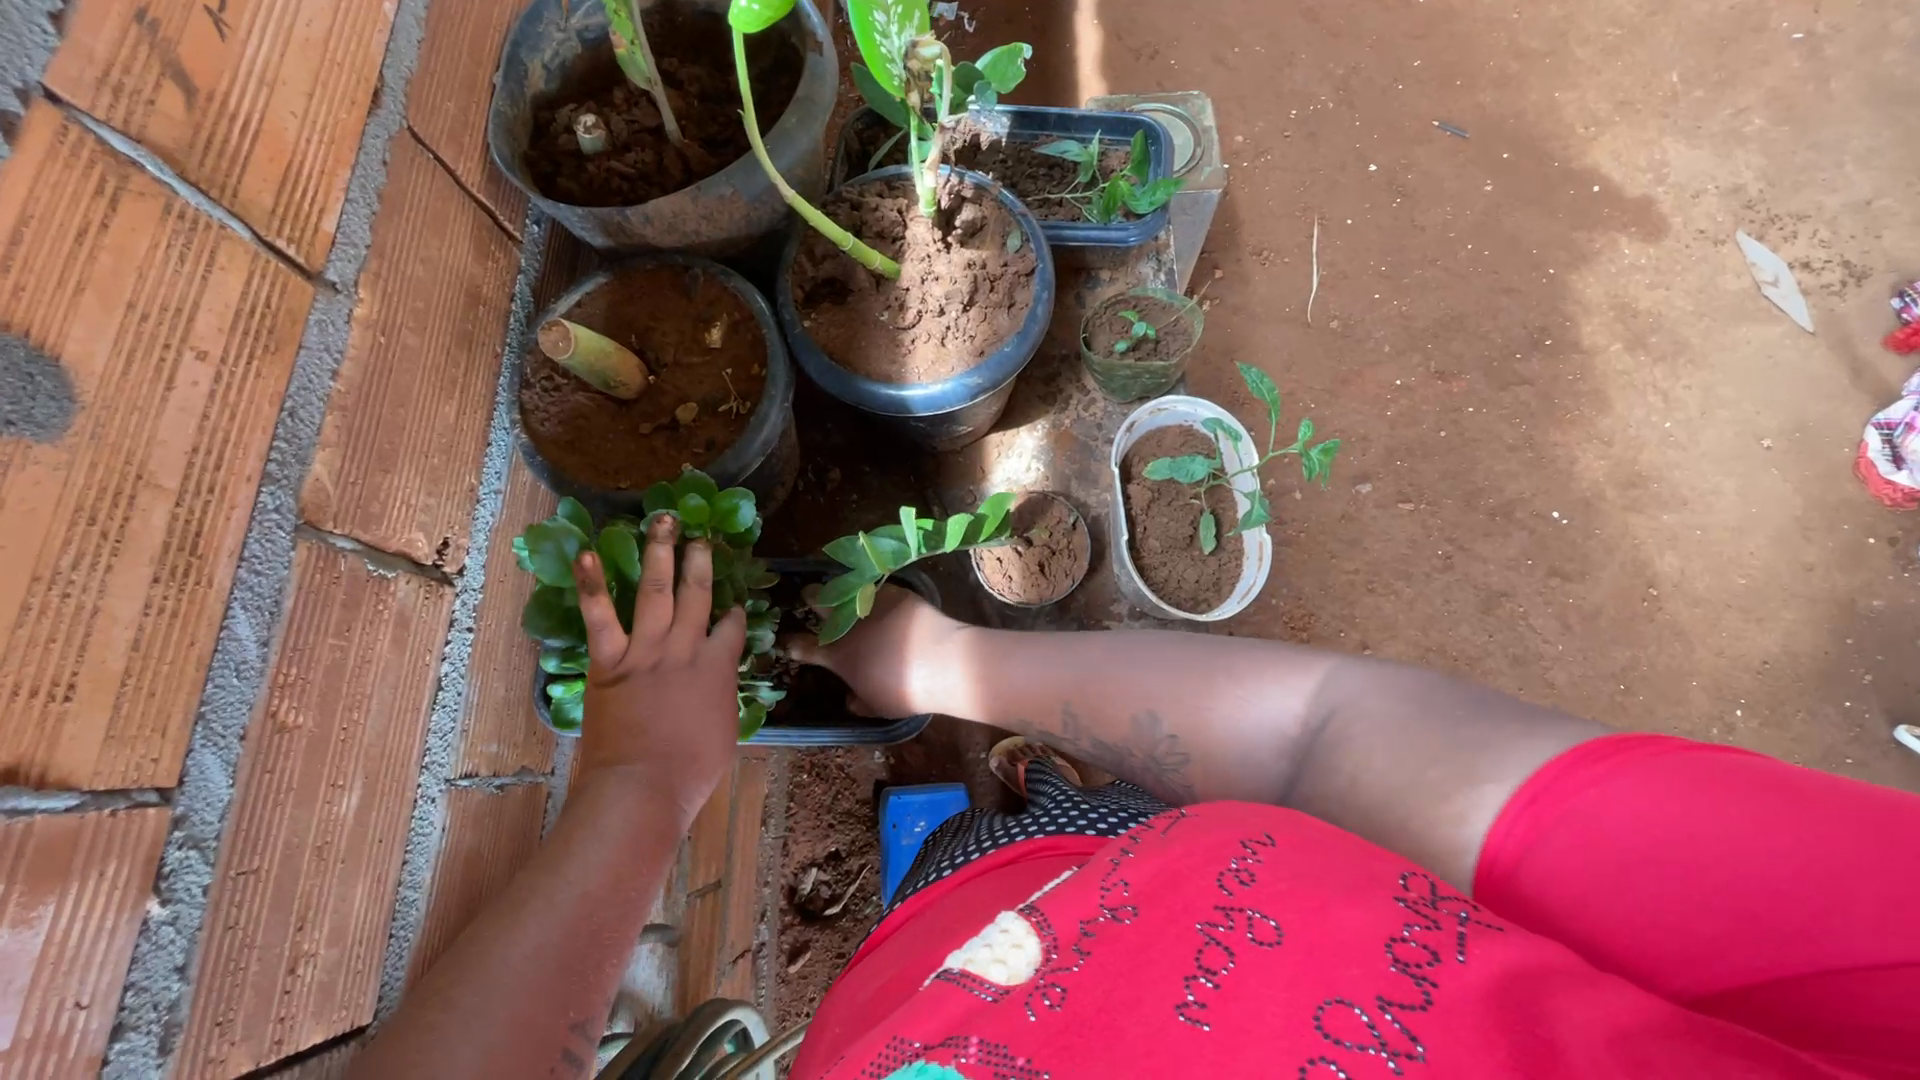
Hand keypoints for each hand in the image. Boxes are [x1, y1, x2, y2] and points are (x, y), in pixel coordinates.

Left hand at [572, 515, 745, 828]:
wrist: (643, 786)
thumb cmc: (692, 770)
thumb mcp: (725, 729)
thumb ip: (722, 694)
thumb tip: (719, 681)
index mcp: (718, 668)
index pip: (730, 628)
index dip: (733, 614)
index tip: (733, 607)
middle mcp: (685, 649)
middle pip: (697, 595)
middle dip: (701, 563)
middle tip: (701, 538)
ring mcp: (646, 652)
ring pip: (655, 592)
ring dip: (660, 555)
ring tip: (663, 523)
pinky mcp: (609, 663)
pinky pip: (600, 617)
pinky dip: (593, 585)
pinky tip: (589, 554)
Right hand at [784, 586, 966, 717]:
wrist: (942, 663)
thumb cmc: (906, 691)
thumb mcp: (878, 707)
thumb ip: (859, 702)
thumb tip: (849, 699)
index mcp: (838, 655)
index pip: (802, 646)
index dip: (791, 643)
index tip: (788, 641)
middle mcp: (847, 625)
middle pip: (816, 600)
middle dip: (812, 598)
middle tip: (813, 599)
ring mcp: (870, 604)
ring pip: (845, 587)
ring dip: (842, 590)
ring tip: (847, 593)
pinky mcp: (895, 592)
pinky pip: (876, 587)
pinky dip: (874, 592)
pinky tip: (880, 596)